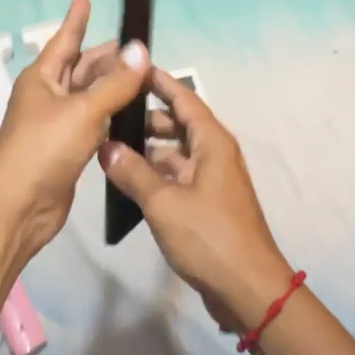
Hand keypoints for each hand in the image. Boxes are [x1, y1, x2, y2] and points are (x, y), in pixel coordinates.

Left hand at [0, 0, 149, 257]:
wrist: (18, 208)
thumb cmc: (43, 149)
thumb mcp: (83, 111)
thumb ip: (115, 83)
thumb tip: (141, 48)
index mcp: (42, 77)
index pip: (65, 40)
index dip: (76, 20)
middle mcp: (48, 95)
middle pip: (82, 68)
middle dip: (108, 57)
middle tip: (141, 48)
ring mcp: (58, 123)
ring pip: (90, 96)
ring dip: (113, 86)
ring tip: (145, 76)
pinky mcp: (68, 149)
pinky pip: (94, 122)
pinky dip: (112, 115)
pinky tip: (134, 114)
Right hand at [98, 67, 295, 331]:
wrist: (249, 289)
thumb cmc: (209, 236)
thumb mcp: (163, 203)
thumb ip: (132, 172)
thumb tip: (105, 147)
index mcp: (211, 141)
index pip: (183, 96)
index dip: (158, 81)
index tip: (132, 65)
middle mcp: (214, 152)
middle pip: (177, 122)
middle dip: (145, 116)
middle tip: (109, 110)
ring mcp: (212, 178)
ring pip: (176, 151)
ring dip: (148, 147)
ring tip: (110, 144)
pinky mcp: (207, 202)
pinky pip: (178, 174)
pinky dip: (156, 172)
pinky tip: (129, 178)